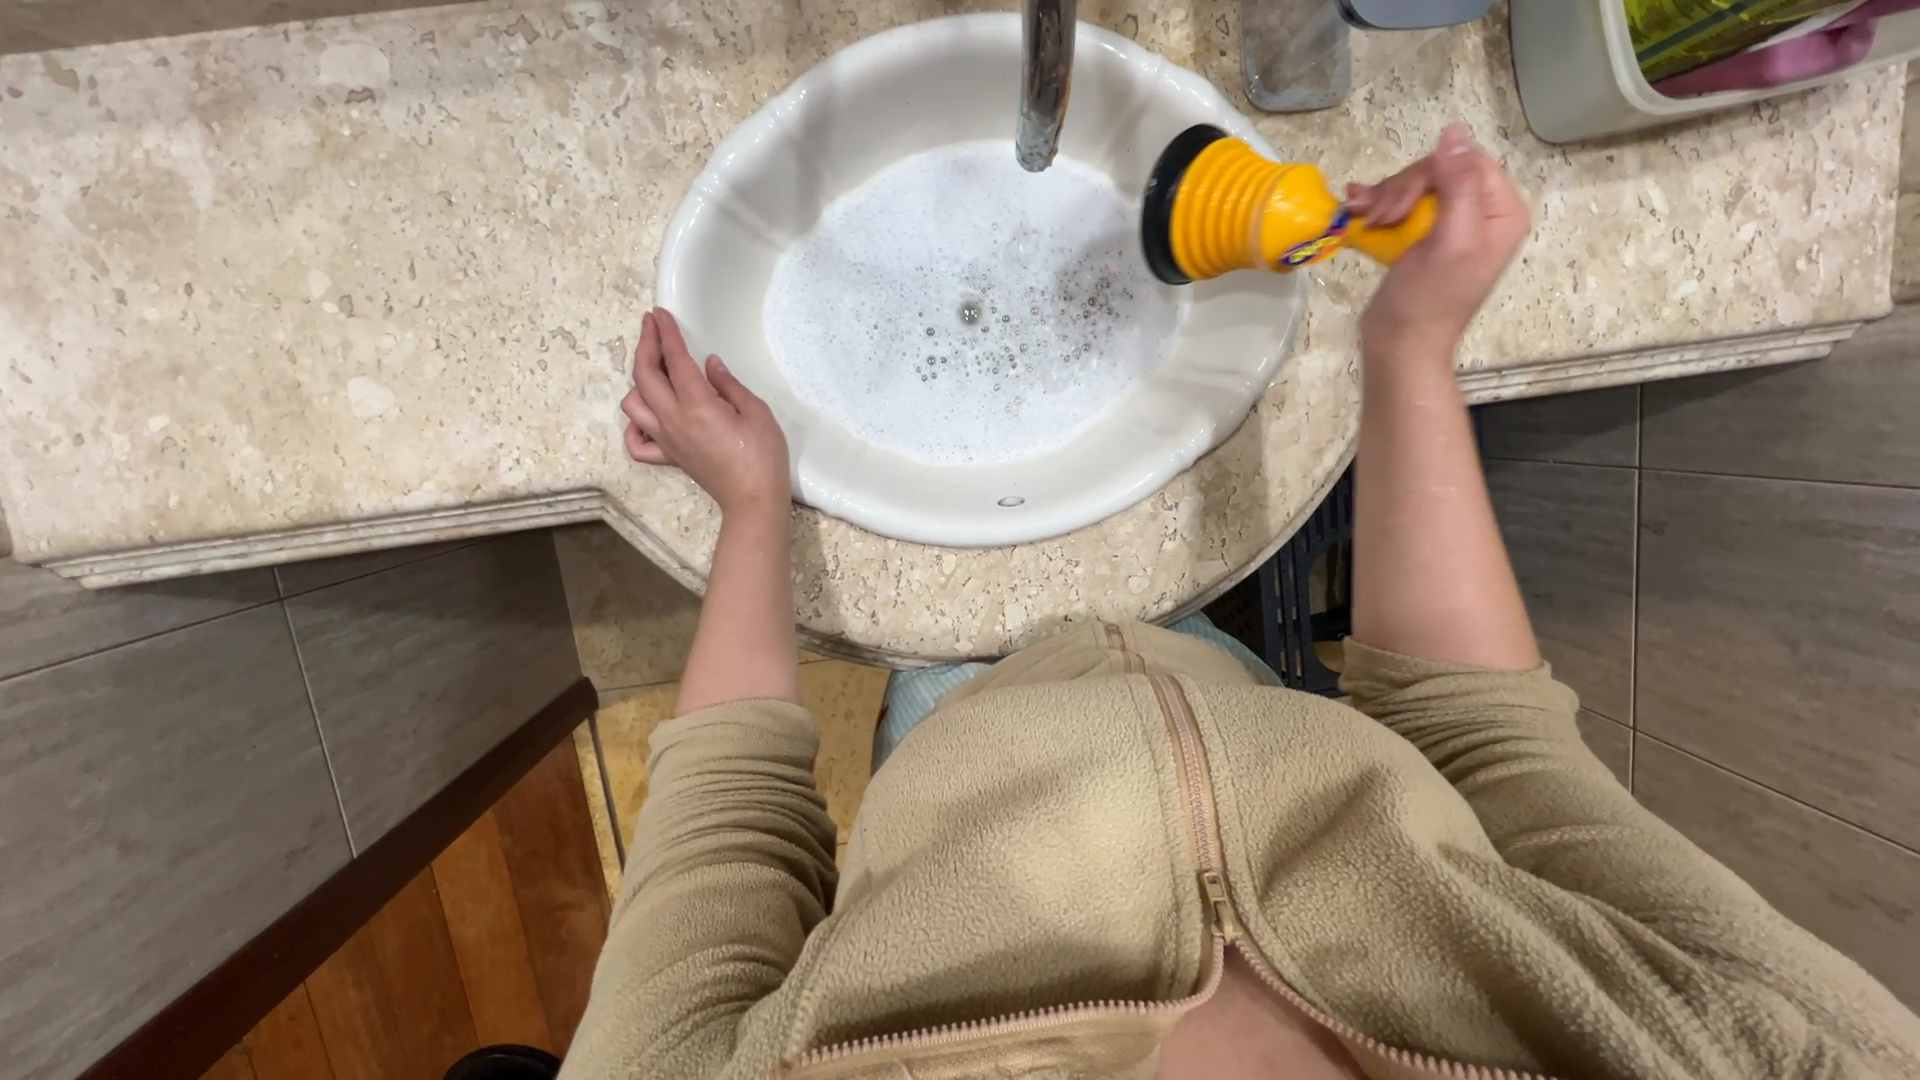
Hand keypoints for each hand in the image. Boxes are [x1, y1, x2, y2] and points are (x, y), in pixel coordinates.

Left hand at [621, 307, 790, 516]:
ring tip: (657, 371)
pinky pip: (637, 442)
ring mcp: (667, 440)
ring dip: (639, 382)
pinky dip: (635, 427)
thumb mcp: (756, 412)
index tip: (660, 315)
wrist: (754, 499)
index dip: (666, 333)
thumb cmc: (762, 457)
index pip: (674, 359)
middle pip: (644, 375)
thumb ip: (729, 385)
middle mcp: (674, 420)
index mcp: (697, 404)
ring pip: (633, 404)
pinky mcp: (670, 457)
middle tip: (653, 327)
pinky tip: (648, 418)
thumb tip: (710, 365)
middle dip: (646, 345)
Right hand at [1347, 123, 1530, 360]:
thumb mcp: (1450, 241)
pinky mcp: (1421, 240)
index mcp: (1500, 211)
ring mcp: (1449, 227)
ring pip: (1416, 187)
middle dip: (1401, 189)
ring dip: (1384, 197)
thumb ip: (1459, 184)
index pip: (1468, 162)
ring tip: (1359, 215)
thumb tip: (1454, 133)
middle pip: (1440, 172)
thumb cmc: (1427, 302)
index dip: (1428, 173)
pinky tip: (1357, 211)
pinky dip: (1379, 207)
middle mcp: (1480, 214)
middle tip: (1374, 217)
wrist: (1400, 348)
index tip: (1393, 207)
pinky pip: (1403, 207)